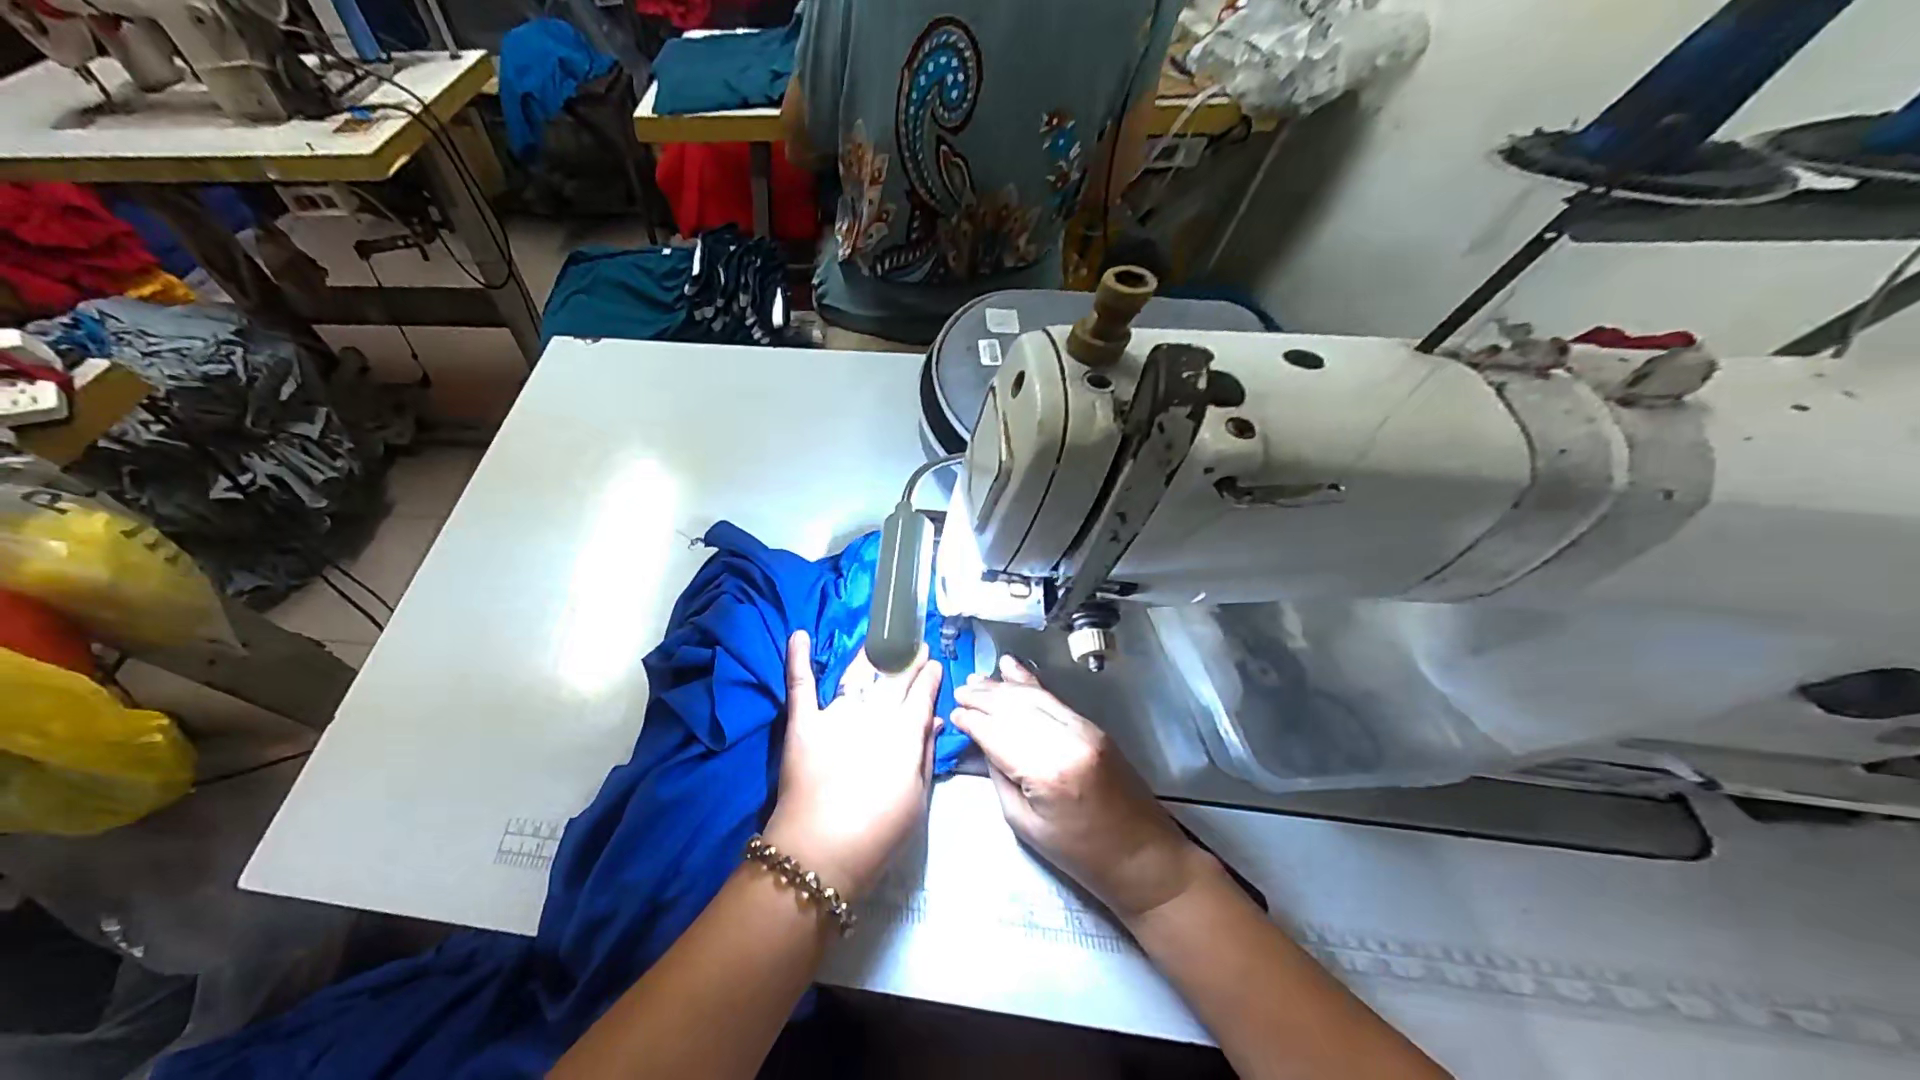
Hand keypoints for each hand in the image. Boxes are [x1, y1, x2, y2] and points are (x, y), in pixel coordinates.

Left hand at [764, 631, 942, 902]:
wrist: (820, 854)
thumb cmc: (878, 834)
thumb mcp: (917, 799)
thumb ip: (926, 755)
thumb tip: (934, 720)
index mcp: (905, 735)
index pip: (921, 697)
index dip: (929, 678)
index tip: (933, 663)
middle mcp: (874, 716)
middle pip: (894, 682)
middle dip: (907, 662)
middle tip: (915, 646)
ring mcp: (837, 717)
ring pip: (856, 678)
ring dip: (870, 658)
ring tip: (880, 643)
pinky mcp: (803, 723)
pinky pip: (801, 686)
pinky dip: (798, 659)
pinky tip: (799, 635)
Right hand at [950, 656, 1214, 922]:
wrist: (1142, 855)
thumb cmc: (1079, 854)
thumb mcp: (1025, 823)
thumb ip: (1001, 776)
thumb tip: (984, 742)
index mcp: (1047, 771)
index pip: (998, 733)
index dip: (972, 721)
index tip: (953, 712)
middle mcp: (1066, 740)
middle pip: (1015, 708)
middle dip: (984, 697)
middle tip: (960, 689)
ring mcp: (1084, 729)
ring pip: (1034, 697)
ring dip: (1004, 687)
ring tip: (977, 678)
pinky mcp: (1094, 727)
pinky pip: (1055, 699)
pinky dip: (1032, 683)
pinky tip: (1013, 670)